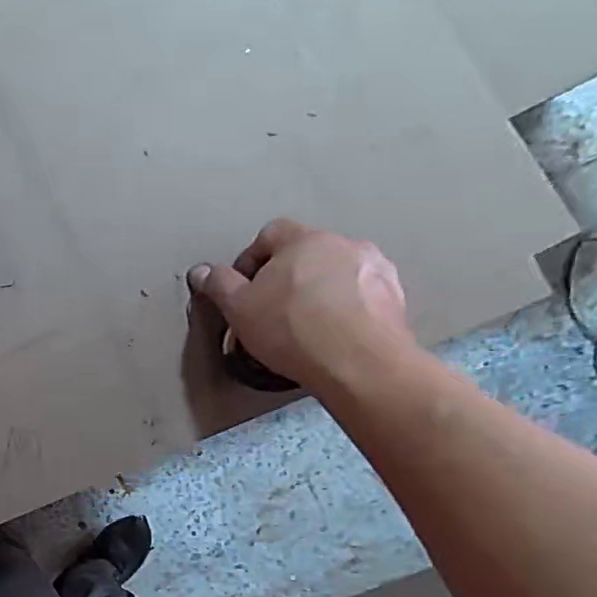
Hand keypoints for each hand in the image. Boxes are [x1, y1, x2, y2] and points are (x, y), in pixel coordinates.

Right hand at [186, 219, 416, 391]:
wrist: (359, 362)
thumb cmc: (291, 329)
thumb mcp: (238, 308)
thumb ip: (218, 284)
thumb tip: (201, 271)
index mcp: (304, 240)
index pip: (270, 234)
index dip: (250, 259)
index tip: (243, 289)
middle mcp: (344, 244)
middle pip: (304, 252)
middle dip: (285, 275)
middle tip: (269, 308)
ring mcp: (375, 267)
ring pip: (334, 271)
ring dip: (316, 289)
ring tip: (303, 323)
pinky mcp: (395, 294)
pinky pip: (359, 291)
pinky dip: (343, 305)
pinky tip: (331, 332)